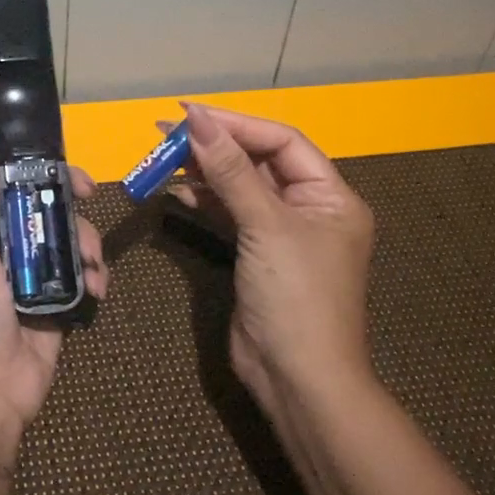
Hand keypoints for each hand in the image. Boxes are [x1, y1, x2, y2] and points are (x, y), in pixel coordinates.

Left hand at [0, 142, 109, 436]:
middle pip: (48, 210)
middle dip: (70, 202)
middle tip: (89, 196)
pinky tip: (97, 286)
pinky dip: (96, 275)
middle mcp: (11, 249)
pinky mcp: (61, 304)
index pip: (13, 189)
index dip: (37, 173)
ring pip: (71, 240)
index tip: (63, 167)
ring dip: (86, 242)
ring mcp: (38, 277)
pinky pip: (85, 276)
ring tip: (90, 262)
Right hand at [166, 104, 374, 402]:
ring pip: (240, 187)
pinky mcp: (257, 255)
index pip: (282, 142)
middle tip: (167, 132)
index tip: (189, 114)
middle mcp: (310, 208)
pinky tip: (175, 192)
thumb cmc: (295, 297)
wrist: (298, 381)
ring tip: (163, 157)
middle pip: (259, 161)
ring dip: (204, 172)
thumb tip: (197, 119)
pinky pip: (229, 214)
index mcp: (331, 196)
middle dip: (215, 146)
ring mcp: (282, 233)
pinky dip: (203, 202)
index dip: (236, 124)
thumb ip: (230, 171)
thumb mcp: (265, 227)